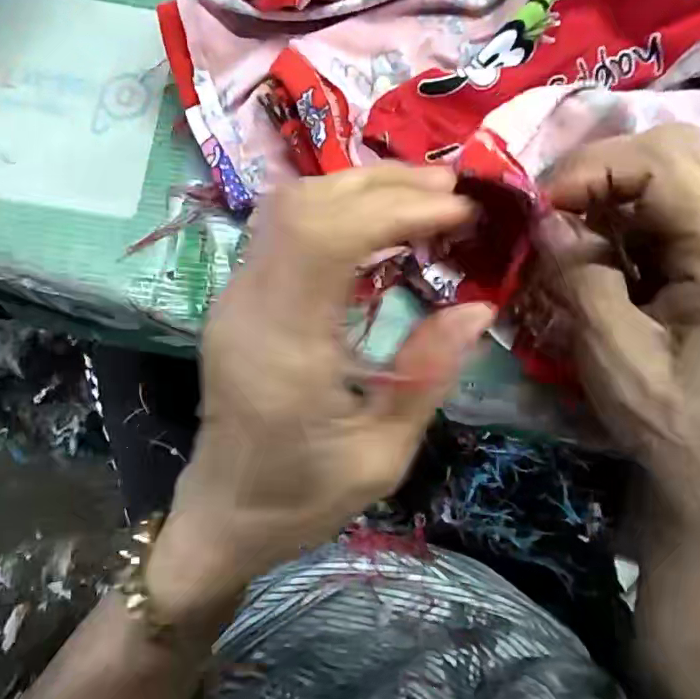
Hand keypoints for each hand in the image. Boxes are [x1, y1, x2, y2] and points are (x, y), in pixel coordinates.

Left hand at [147, 165, 495, 624]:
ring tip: (421, 197)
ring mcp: (232, 300)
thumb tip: (477, 306)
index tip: (457, 212)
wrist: (222, 514)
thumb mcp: (381, 458)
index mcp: (284, 348)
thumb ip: (426, 376)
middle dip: (380, 184)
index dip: (393, 208)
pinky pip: (278, 232)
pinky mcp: (234, 302)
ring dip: (353, 189)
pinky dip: (331, 211)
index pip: (324, 237)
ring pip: (284, 209)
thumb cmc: (300, 499)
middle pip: (301, 206)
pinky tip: (374, 223)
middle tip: (450, 191)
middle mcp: (248, 308)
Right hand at [533, 125, 699, 519]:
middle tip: (550, 209)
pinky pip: (667, 207)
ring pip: (672, 171)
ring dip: (608, 189)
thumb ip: (579, 276)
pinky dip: (619, 214)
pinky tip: (594, 249)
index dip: (591, 170)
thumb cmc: (667, 420)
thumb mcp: (612, 353)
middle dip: (599, 168)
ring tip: (566, 228)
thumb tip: (542, 218)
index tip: (538, 207)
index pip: (664, 165)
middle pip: (676, 150)